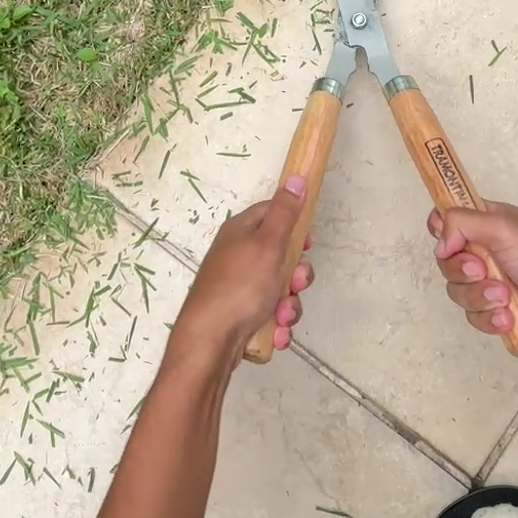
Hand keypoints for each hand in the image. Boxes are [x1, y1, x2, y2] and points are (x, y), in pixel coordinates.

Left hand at [174, 175, 315, 359]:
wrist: (210, 341)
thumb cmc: (241, 285)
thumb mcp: (268, 243)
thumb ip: (285, 212)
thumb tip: (296, 177)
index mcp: (242, 232)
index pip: (272, 214)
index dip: (294, 226)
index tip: (307, 242)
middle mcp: (239, 255)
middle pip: (281, 256)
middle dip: (296, 275)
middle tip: (296, 284)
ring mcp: (239, 286)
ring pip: (280, 289)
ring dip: (288, 305)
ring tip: (281, 316)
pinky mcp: (241, 314)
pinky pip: (270, 314)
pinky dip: (276, 325)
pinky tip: (274, 334)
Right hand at [427, 201, 517, 352]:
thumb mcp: (505, 228)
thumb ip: (463, 223)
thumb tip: (439, 244)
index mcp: (487, 223)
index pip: (447, 219)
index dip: (442, 230)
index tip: (449, 242)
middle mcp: (485, 251)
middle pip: (446, 261)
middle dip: (461, 271)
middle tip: (483, 271)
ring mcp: (489, 284)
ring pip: (457, 292)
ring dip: (479, 297)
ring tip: (506, 299)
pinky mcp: (496, 313)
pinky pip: (473, 317)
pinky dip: (489, 319)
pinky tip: (509, 318)